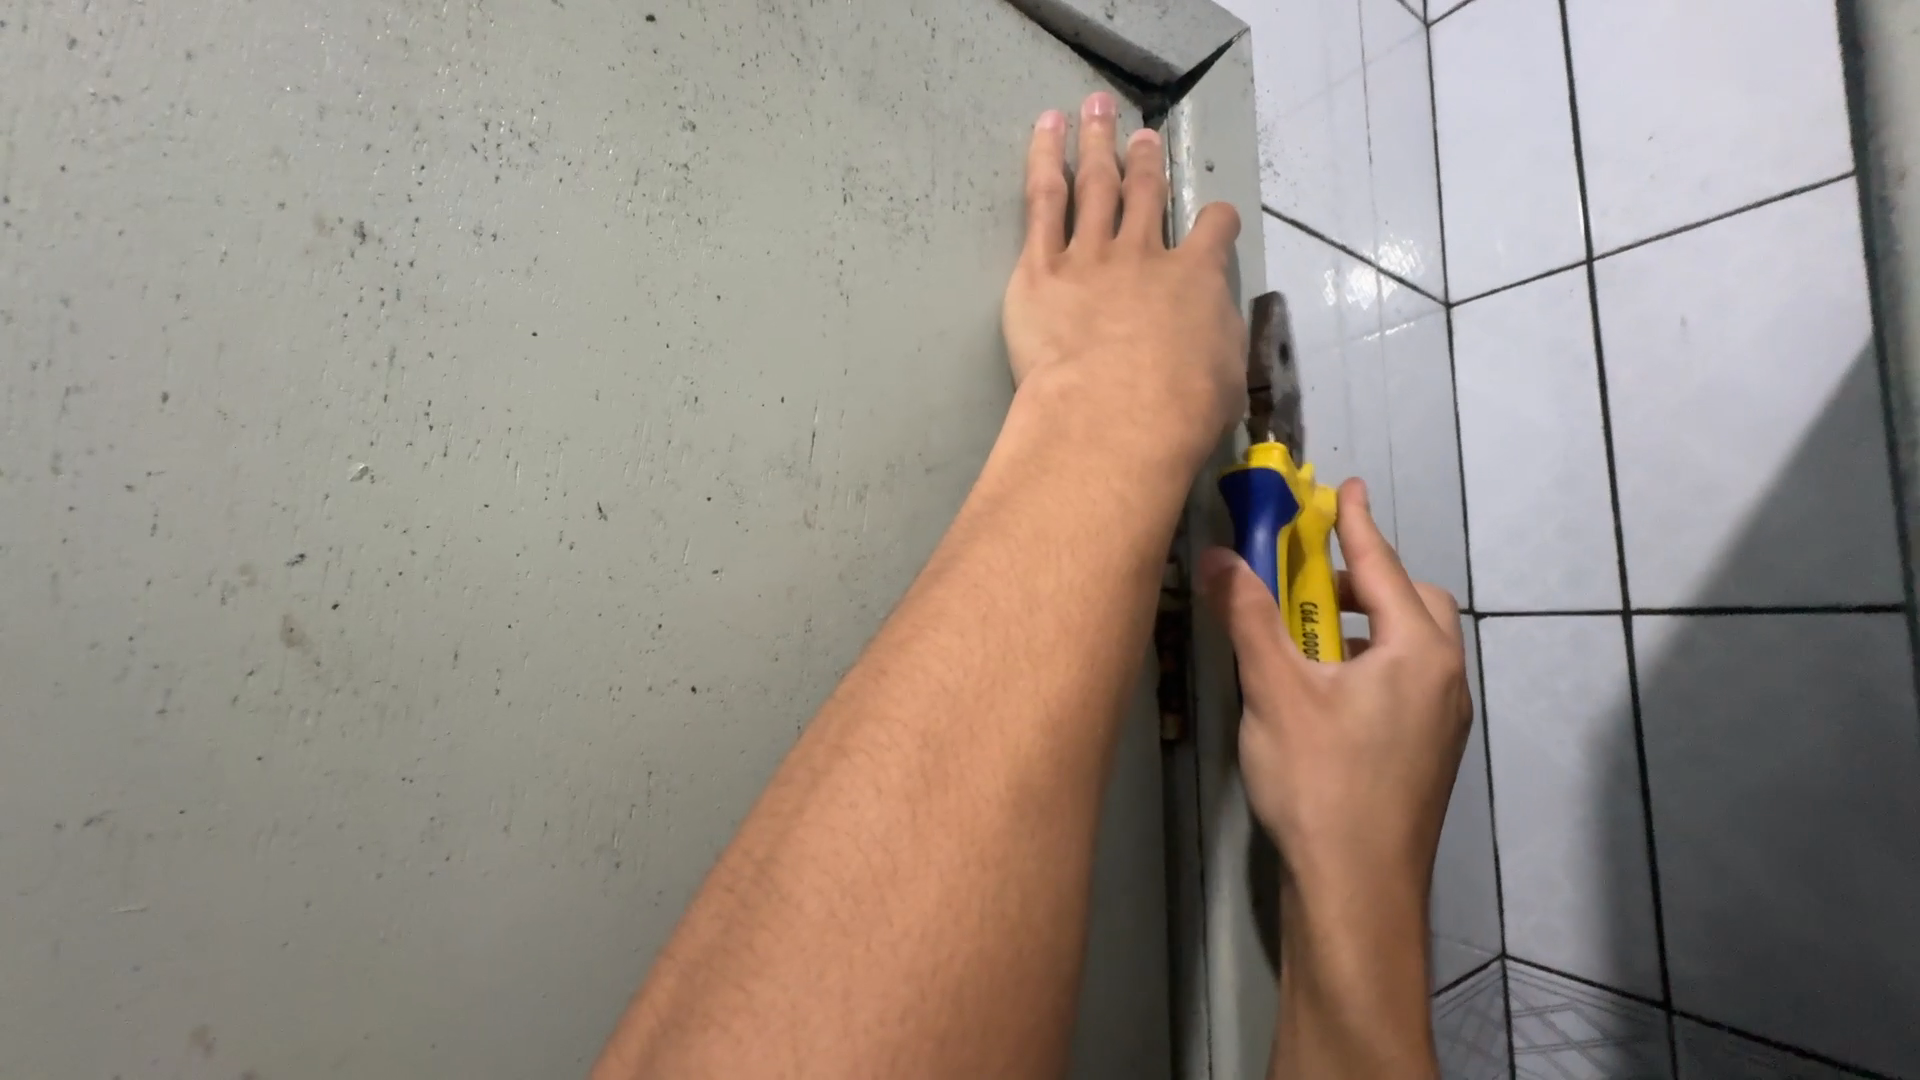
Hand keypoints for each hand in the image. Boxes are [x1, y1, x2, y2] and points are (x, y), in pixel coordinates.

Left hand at [1002, 92, 1246, 471]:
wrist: (1115, 414)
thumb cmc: (1179, 411)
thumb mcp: (1224, 379)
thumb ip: (1216, 341)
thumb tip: (1210, 329)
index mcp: (1196, 280)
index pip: (1213, 233)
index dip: (1215, 221)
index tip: (1214, 217)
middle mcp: (1144, 255)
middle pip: (1147, 194)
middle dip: (1146, 161)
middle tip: (1141, 137)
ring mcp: (1091, 256)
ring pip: (1096, 185)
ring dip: (1098, 144)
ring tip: (1096, 112)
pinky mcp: (1040, 269)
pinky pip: (1043, 200)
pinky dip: (1044, 158)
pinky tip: (1047, 129)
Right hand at [1201, 479, 1470, 905]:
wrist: (1357, 889)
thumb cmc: (1319, 780)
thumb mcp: (1274, 690)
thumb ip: (1247, 617)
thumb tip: (1218, 556)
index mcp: (1415, 653)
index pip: (1382, 568)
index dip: (1357, 524)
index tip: (1345, 487)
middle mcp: (1442, 679)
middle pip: (1412, 602)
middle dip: (1364, 578)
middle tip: (1310, 580)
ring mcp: (1441, 720)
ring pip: (1411, 644)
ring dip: (1364, 622)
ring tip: (1308, 637)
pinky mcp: (1427, 751)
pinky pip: (1406, 678)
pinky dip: (1370, 658)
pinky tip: (1325, 690)